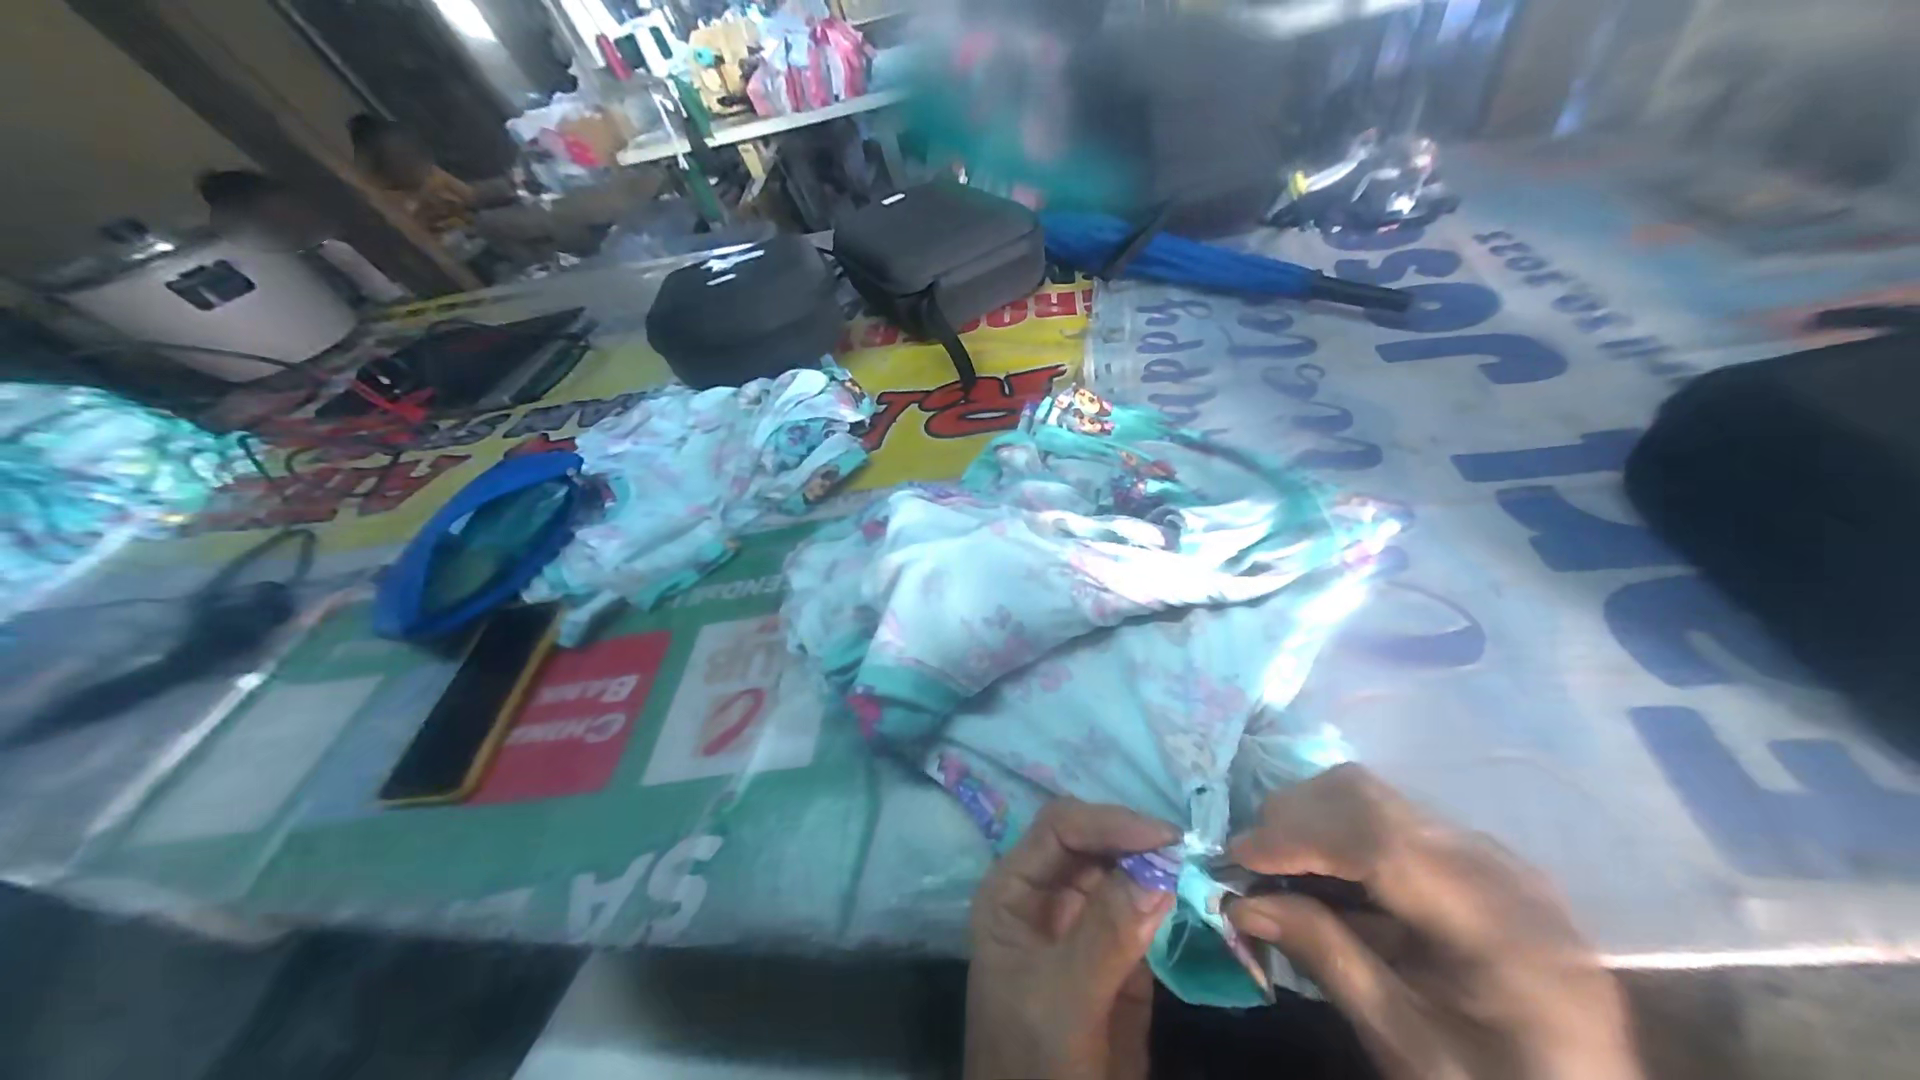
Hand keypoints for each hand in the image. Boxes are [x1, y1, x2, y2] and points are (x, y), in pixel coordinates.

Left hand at [965, 799, 1178, 1079]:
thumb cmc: (1032, 1063)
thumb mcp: (1062, 1000)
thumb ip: (1105, 935)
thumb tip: (1158, 872)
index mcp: (1013, 889)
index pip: (1058, 829)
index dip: (1108, 822)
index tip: (1164, 837)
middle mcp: (1045, 892)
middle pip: (1093, 841)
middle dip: (1137, 838)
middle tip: (1192, 852)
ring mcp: (1083, 919)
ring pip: (1121, 869)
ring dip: (1157, 864)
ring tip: (1201, 867)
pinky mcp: (1118, 949)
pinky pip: (1143, 908)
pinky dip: (1169, 897)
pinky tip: (1197, 895)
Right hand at [1227, 765, 1641, 1079]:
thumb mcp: (1405, 1045)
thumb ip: (1324, 959)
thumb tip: (1239, 900)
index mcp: (1498, 928)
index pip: (1380, 843)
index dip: (1296, 838)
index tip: (1235, 858)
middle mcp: (1497, 869)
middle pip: (1368, 798)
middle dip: (1292, 817)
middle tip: (1250, 864)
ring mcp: (1488, 855)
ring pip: (1372, 795)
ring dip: (1310, 818)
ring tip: (1280, 867)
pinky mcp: (1473, 857)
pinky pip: (1387, 817)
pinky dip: (1336, 831)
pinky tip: (1323, 876)